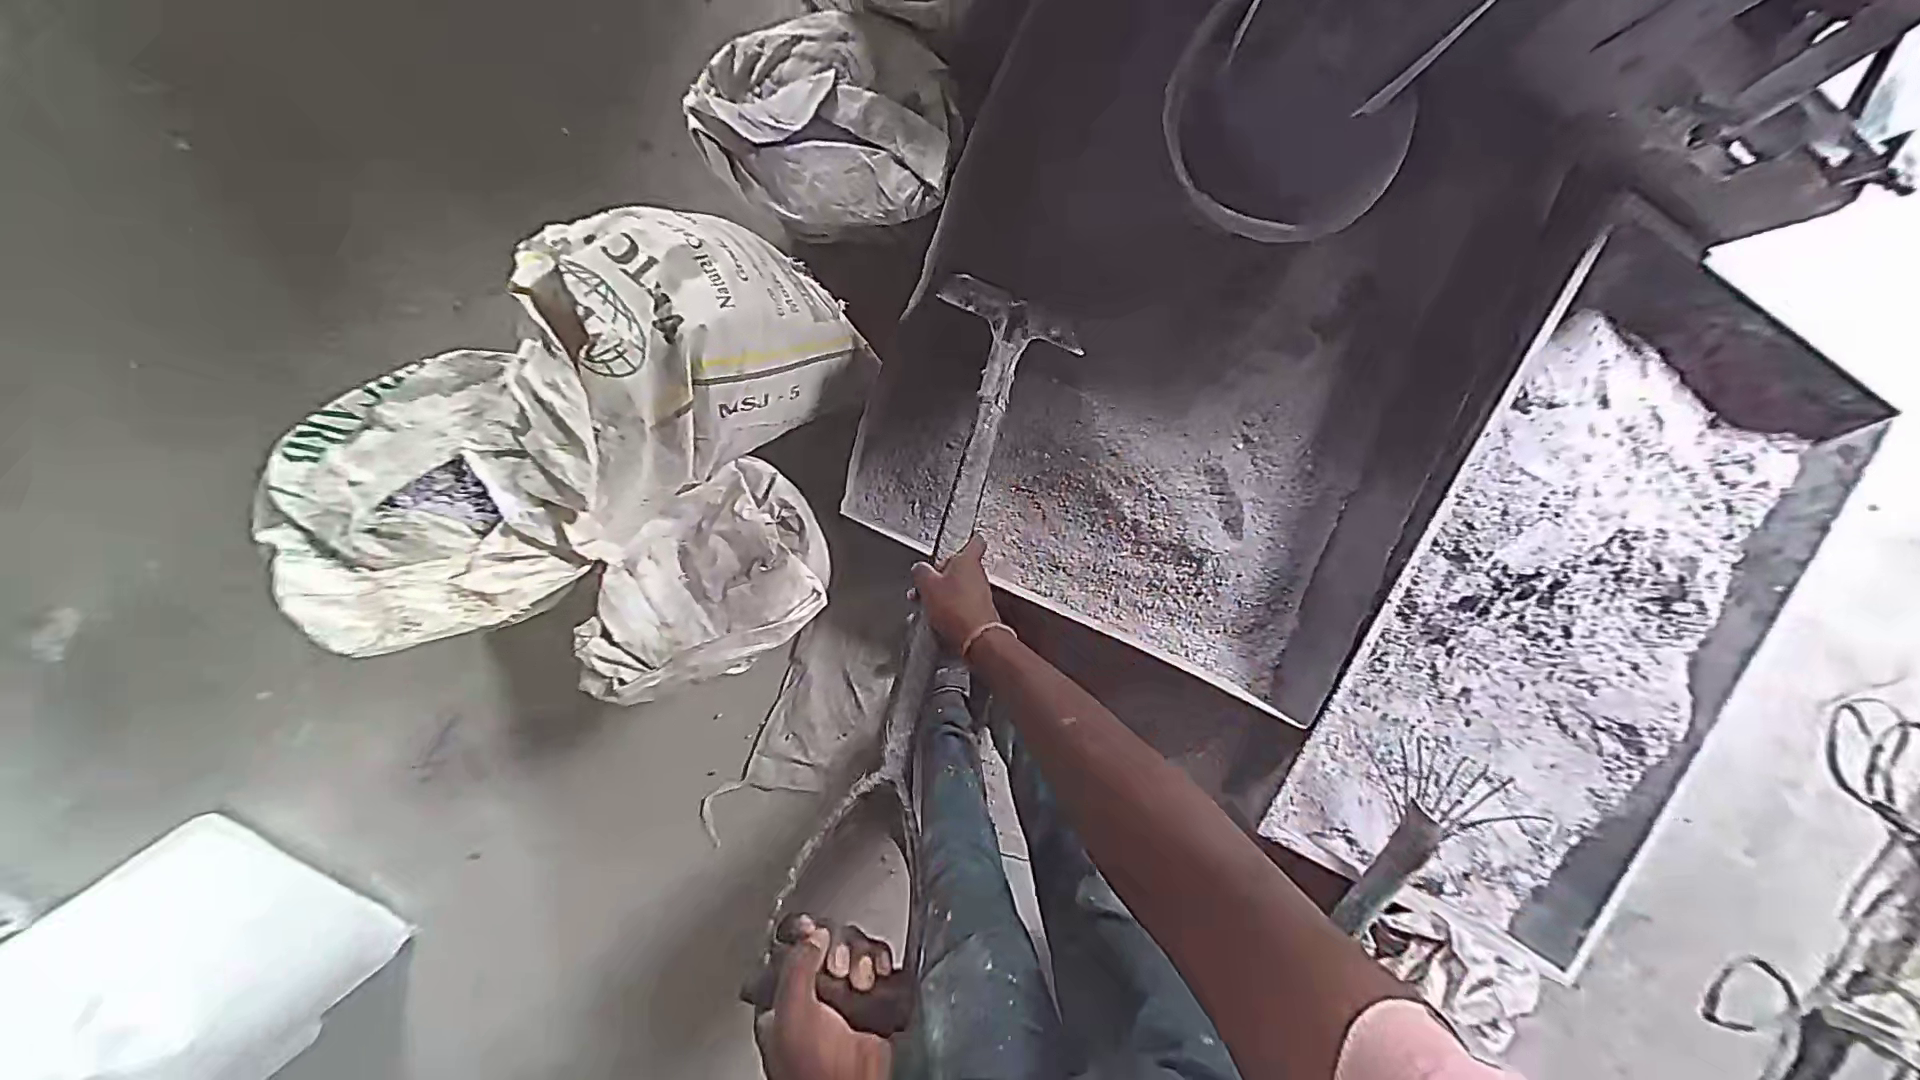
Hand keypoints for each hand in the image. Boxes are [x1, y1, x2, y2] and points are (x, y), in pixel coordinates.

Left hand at [755, 916, 893, 1079]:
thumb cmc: (813, 1069)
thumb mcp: (792, 1015)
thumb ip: (797, 968)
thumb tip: (815, 933)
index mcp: (783, 996)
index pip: (788, 946)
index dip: (800, 933)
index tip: (810, 927)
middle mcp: (812, 991)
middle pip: (826, 940)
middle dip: (837, 949)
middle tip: (839, 969)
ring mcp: (842, 993)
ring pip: (853, 945)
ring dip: (860, 957)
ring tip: (861, 983)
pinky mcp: (870, 995)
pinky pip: (877, 959)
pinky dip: (880, 960)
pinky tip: (879, 974)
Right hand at [911, 535, 1003, 654]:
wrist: (976, 639)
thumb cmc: (957, 609)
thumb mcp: (927, 585)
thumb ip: (921, 572)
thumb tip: (919, 569)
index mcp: (967, 561)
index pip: (974, 542)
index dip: (967, 540)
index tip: (960, 542)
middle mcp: (978, 576)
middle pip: (959, 568)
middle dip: (941, 575)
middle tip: (926, 583)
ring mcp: (980, 594)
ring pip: (959, 587)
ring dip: (943, 593)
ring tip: (927, 604)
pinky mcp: (979, 612)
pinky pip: (961, 605)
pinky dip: (949, 608)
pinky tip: (938, 618)